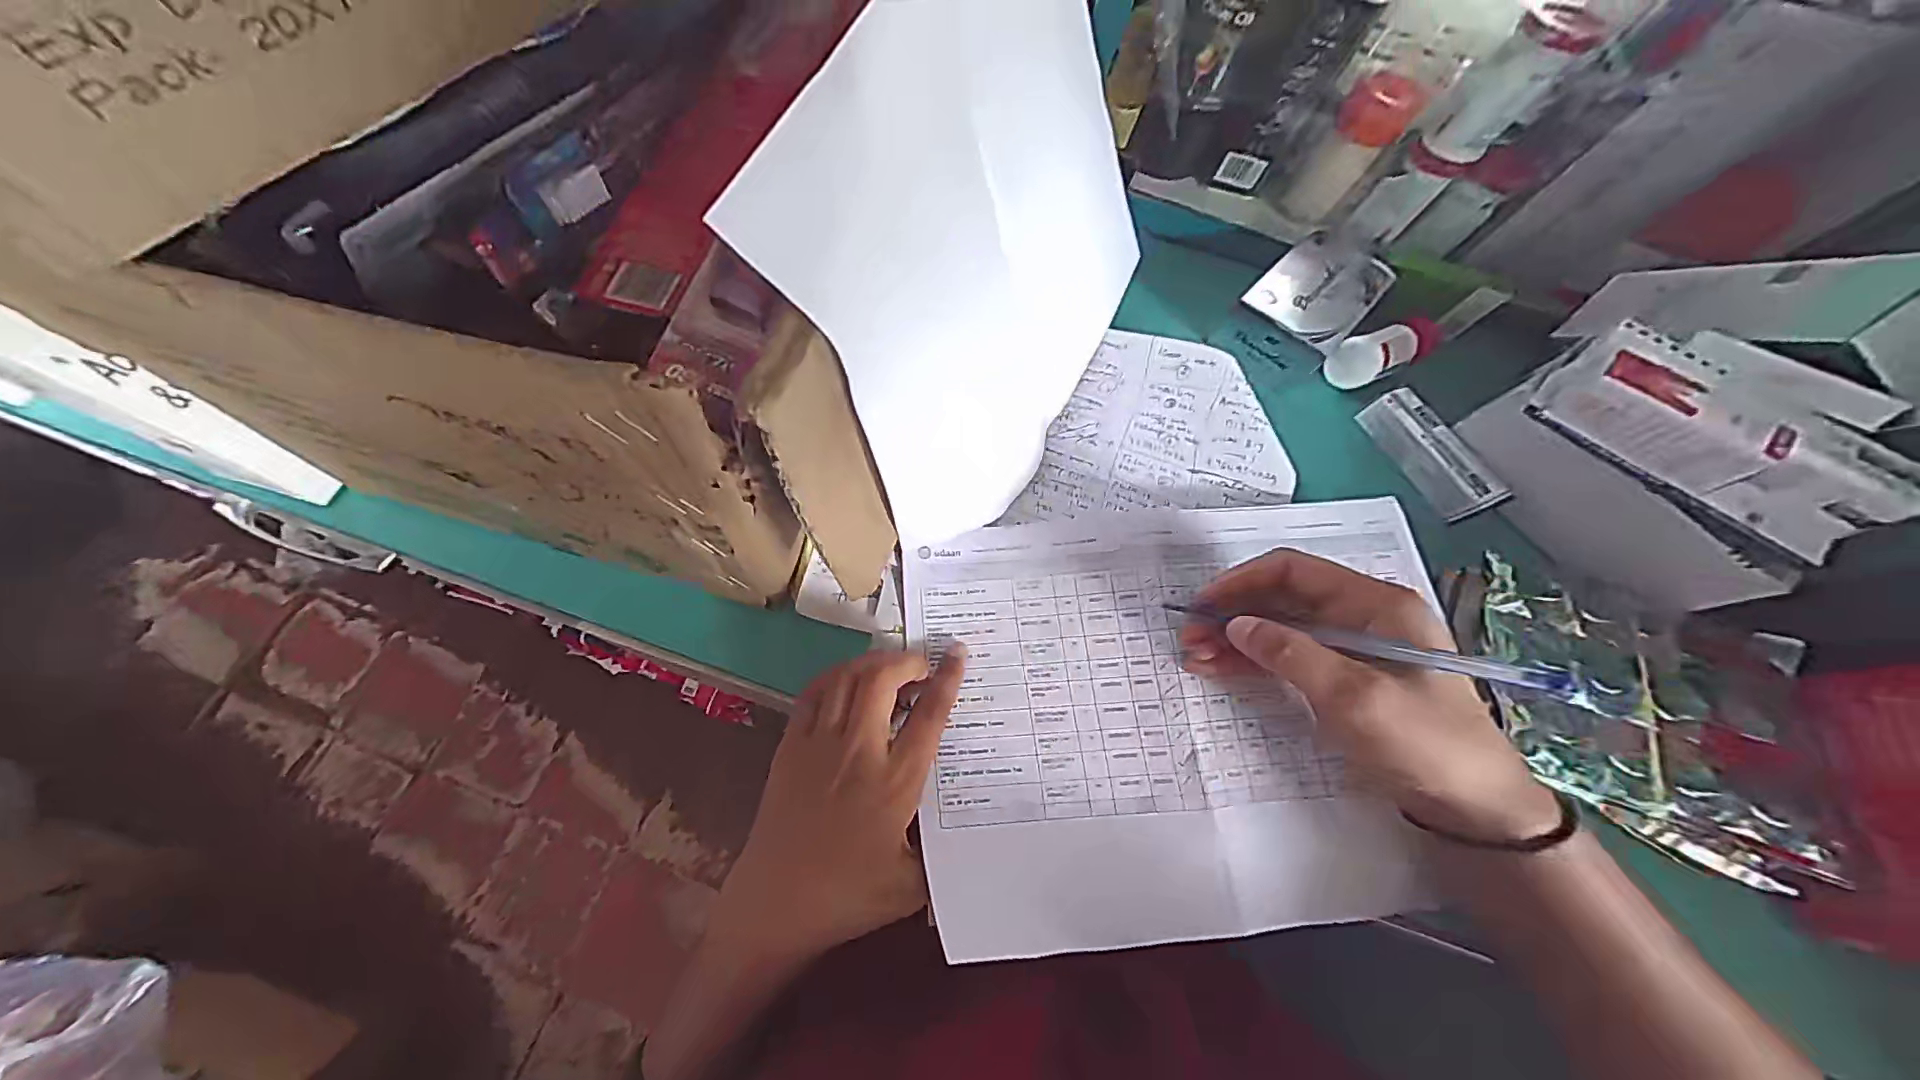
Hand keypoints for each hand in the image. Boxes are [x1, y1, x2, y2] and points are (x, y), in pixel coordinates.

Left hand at [707, 646, 966, 963]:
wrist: (776, 903)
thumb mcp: (914, 883)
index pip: (928, 716)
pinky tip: (848, 681)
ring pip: (847, 678)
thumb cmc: (849, 895)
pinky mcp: (790, 746)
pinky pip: (814, 693)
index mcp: (896, 783)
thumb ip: (944, 848)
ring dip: (873, 663)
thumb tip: (973, 822)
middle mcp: (859, 752)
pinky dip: (837, 676)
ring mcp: (819, 744)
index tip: (957, 655)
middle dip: (907, 661)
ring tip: (891, 668)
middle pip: (882, 680)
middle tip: (922, 665)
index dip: (947, 679)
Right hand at [1180, 550, 1557, 843]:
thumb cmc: (1425, 744)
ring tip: (1197, 655)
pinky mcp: (1341, 677)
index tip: (1204, 605)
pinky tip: (1221, 668)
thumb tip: (1237, 625)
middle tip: (1191, 638)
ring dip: (1236, 639)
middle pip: (1281, 599)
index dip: (1242, 582)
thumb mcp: (1355, 697)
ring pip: (1279, 628)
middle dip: (1233, 614)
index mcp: (1376, 604)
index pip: (1294, 572)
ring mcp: (1350, 648)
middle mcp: (1360, 616)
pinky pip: (1287, 656)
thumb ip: (1292, 654)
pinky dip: (1252, 661)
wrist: (1474, 810)